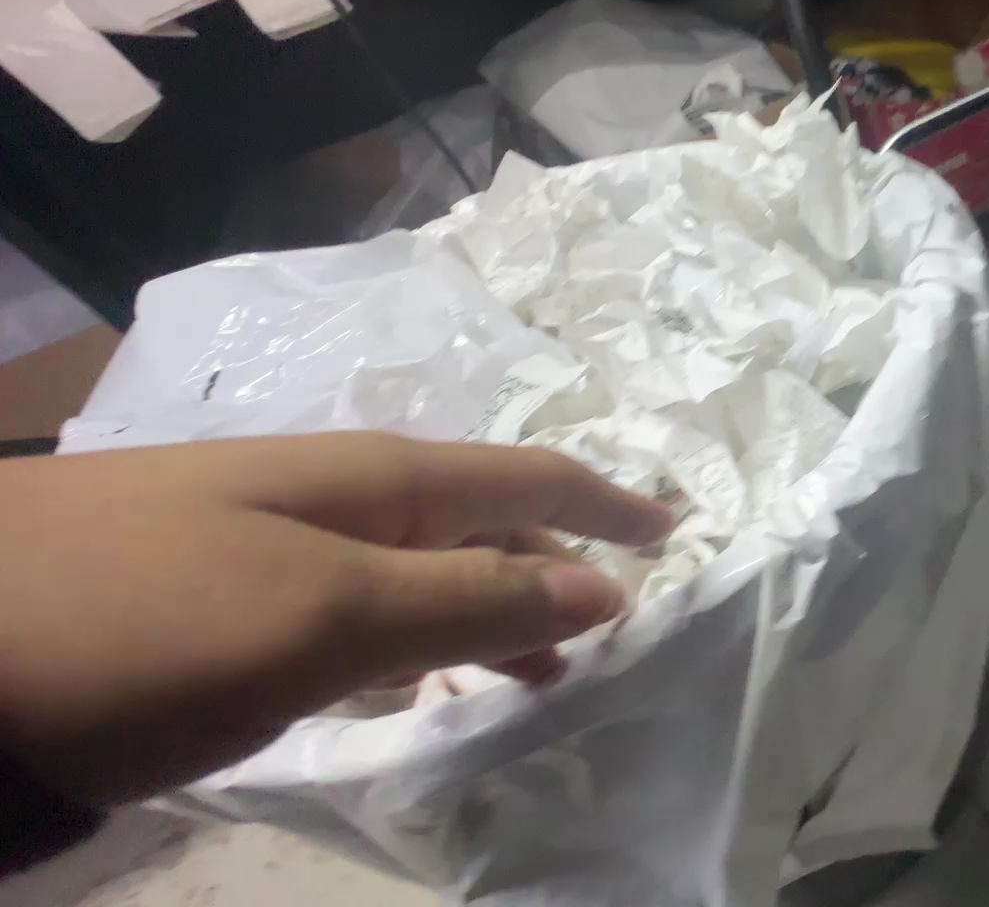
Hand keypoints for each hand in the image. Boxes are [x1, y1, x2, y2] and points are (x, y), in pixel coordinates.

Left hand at [0, 432, 675, 805]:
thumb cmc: (146, 622)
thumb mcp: (334, 614)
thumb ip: (481, 598)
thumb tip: (604, 588)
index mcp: (389, 480)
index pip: (535, 479)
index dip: (611, 503)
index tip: (673, 529)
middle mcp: (354, 500)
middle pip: (493, 528)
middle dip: (561, 573)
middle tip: (603, 639)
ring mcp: (293, 547)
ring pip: (435, 573)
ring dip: (497, 614)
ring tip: (534, 674)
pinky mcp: (241, 601)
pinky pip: (375, 611)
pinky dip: (425, 641)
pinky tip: (421, 679)